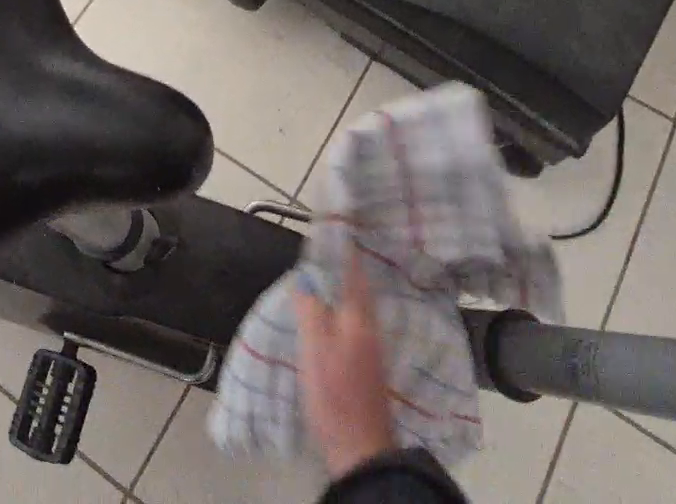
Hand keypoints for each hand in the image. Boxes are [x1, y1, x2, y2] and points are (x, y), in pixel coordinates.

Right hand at [294, 252, 396, 479]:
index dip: (344, 249)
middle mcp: (369, 328)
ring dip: (344, 286)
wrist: (361, 448)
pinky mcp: (366, 366)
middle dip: (345, 266)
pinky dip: (343, 308)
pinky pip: (355, 322)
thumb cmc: (334, 394)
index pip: (352, 273)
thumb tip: (305, 278)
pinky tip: (331, 314)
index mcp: (357, 319)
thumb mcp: (314, 349)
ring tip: (326, 273)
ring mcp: (371, 349)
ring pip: (357, 305)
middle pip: (358, 288)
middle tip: (329, 245)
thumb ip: (310, 311)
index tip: (335, 226)